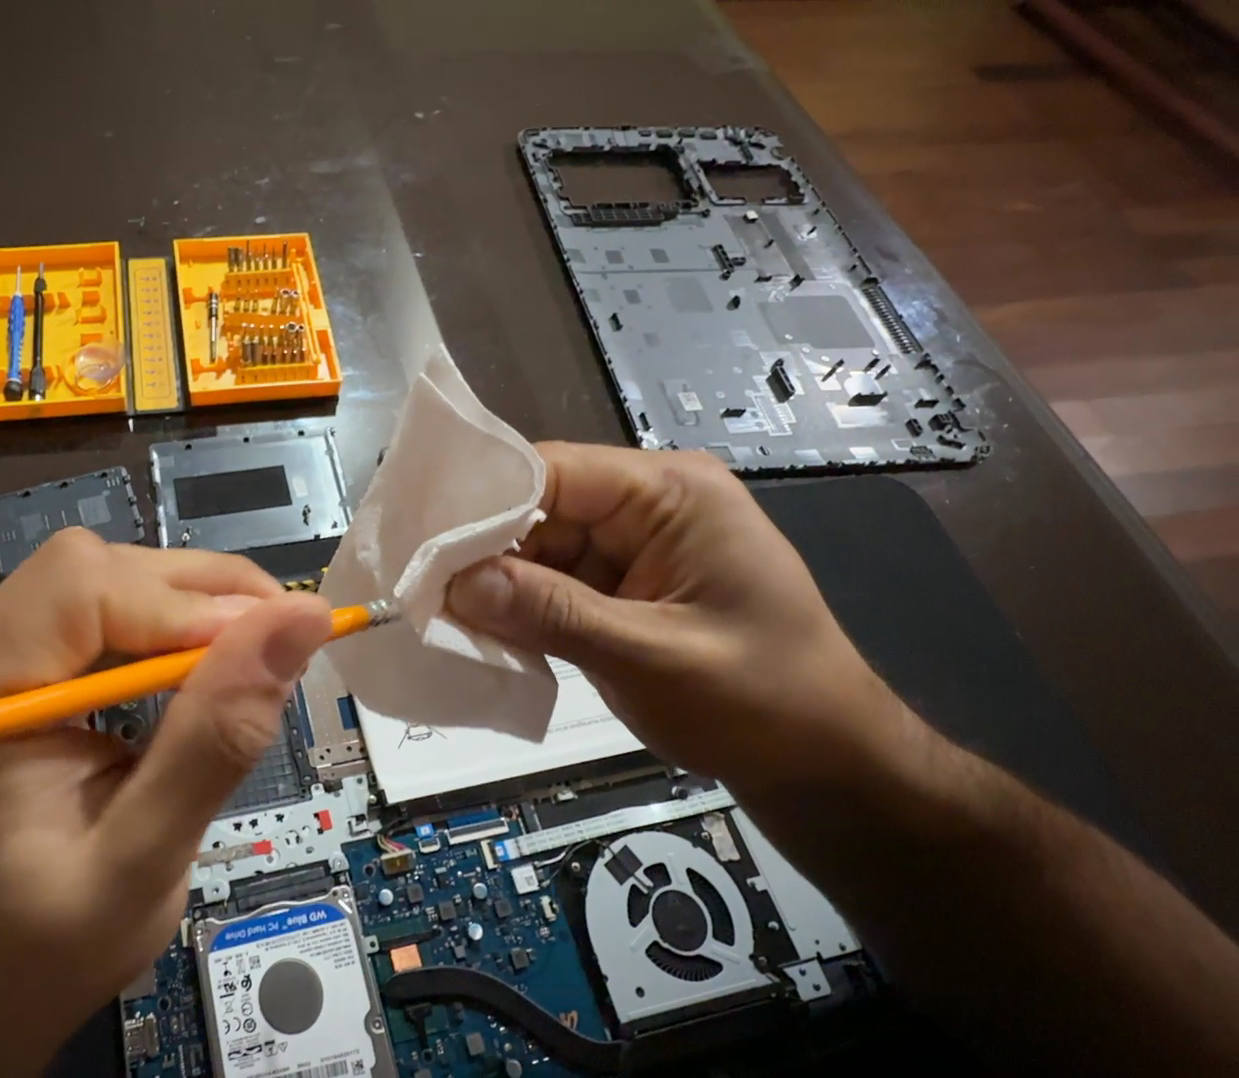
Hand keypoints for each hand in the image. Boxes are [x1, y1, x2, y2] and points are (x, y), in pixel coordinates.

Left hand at [0, 530, 330, 1075]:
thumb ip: (214, 740)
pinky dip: (147, 632)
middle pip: (86, 572)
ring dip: (179, 611)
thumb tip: (299, 622)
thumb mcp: (140, 867)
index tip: (271, 638)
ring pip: (88, 584)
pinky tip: (188, 670)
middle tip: (281, 638)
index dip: (185, 600)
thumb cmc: (37, 957)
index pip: (77, 587)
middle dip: (195, 597)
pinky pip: (75, 617)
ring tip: (246, 656)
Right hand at [445, 443, 911, 796]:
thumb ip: (552, 614)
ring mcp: (634, 550)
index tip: (416, 543)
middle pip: (539, 510)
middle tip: (414, 588)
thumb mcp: (650, 656)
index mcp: (670, 493)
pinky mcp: (624, 590)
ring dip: (496, 586)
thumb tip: (457, 583)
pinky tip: (479, 632)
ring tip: (435, 615)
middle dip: (482, 551)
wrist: (824, 767)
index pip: (552, 471)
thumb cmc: (761, 704)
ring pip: (539, 552)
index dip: (481, 502)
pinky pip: (555, 586)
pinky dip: (520, 611)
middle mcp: (648, 507)